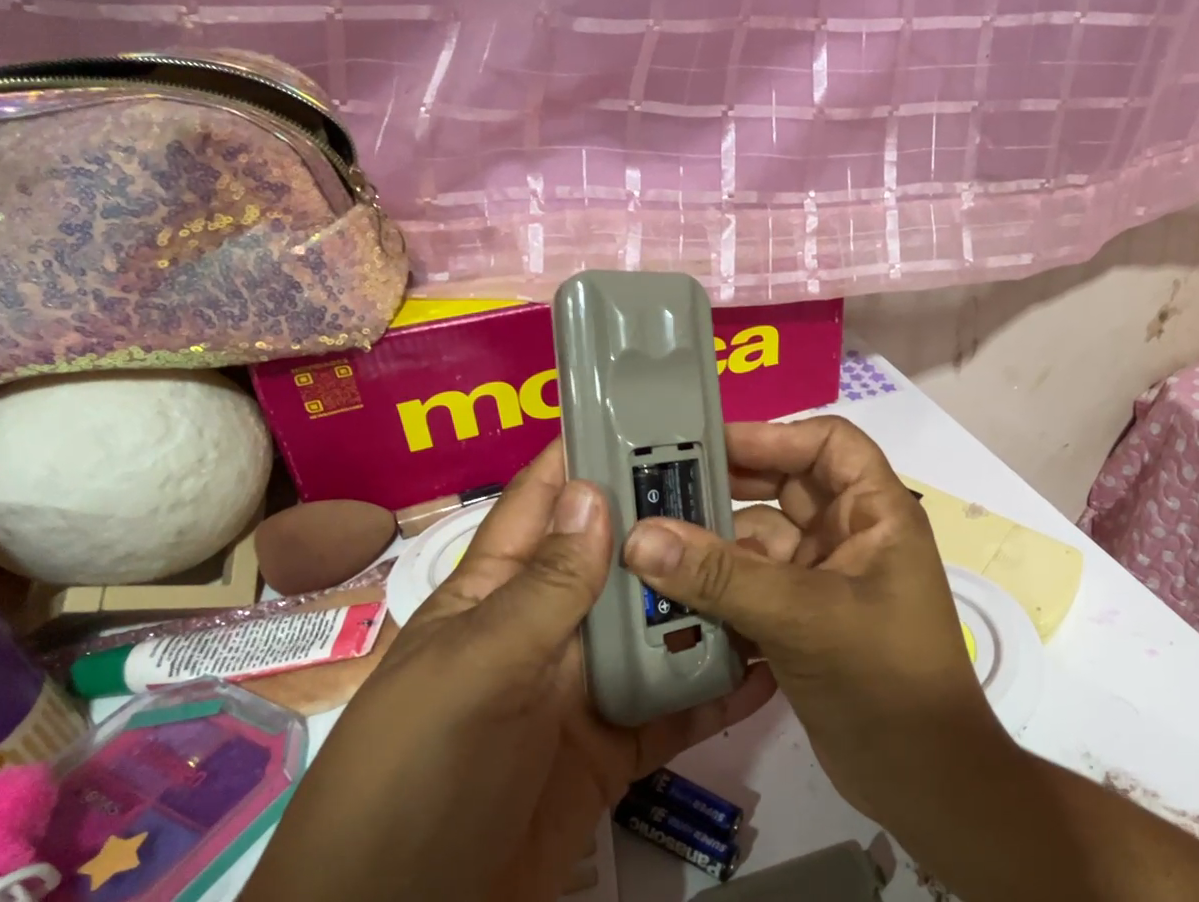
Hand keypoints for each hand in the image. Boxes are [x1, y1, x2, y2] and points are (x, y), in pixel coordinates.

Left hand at [243, 442, 775, 901]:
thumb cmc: (418, 779)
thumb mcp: (474, 672)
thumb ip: (543, 589)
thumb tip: (592, 490)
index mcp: (496, 595)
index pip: (545, 504)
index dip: (593, 457)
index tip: (661, 419)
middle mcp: (545, 632)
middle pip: (620, 565)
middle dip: (677, 530)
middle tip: (757, 496)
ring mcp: (582, 693)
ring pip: (656, 633)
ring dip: (710, 608)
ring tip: (780, 572)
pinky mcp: (614, 750)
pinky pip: (674, 709)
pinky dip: (719, 692)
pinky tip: (771, 668)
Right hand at [620, 417, 1009, 823]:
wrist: (922, 778)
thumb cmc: (883, 675)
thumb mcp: (804, 616)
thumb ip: (722, 576)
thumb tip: (640, 535)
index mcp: (875, 512)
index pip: (828, 443)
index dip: (773, 436)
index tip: (708, 444)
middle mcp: (849, 537)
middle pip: (784, 489)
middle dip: (725, 489)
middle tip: (653, 489)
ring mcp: (824, 582)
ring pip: (759, 545)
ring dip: (710, 549)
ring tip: (642, 546)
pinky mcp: (801, 624)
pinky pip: (751, 590)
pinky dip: (715, 594)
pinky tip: (663, 600)